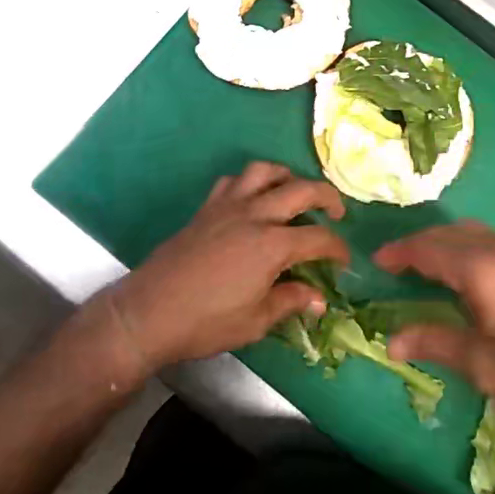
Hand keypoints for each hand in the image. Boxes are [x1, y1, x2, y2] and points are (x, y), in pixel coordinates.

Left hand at [105, 162, 347, 372]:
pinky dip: (249, 182)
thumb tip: (318, 299)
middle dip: (327, 197)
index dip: (338, 248)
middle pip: (301, 190)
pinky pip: (232, 180)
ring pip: (264, 171)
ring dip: (287, 176)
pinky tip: (252, 199)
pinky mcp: (206, 208)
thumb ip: (290, 302)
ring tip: (294, 193)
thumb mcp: (255, 321)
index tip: (343, 261)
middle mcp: (255, 215)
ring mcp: (228, 206)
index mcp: (273, 245)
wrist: (150, 312)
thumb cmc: (207, 322)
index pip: (318, 238)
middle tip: (337, 212)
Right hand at [374, 223, 494, 446]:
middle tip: (397, 263)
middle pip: (451, 235)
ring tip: (430, 265)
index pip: (429, 249)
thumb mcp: (484, 365)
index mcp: (482, 270)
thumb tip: (392, 342)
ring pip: (476, 234)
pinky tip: (473, 274)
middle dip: (420, 244)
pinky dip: (471, 248)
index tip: (377, 261)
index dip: (400, 253)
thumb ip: (436, 343)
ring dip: (447, 242)